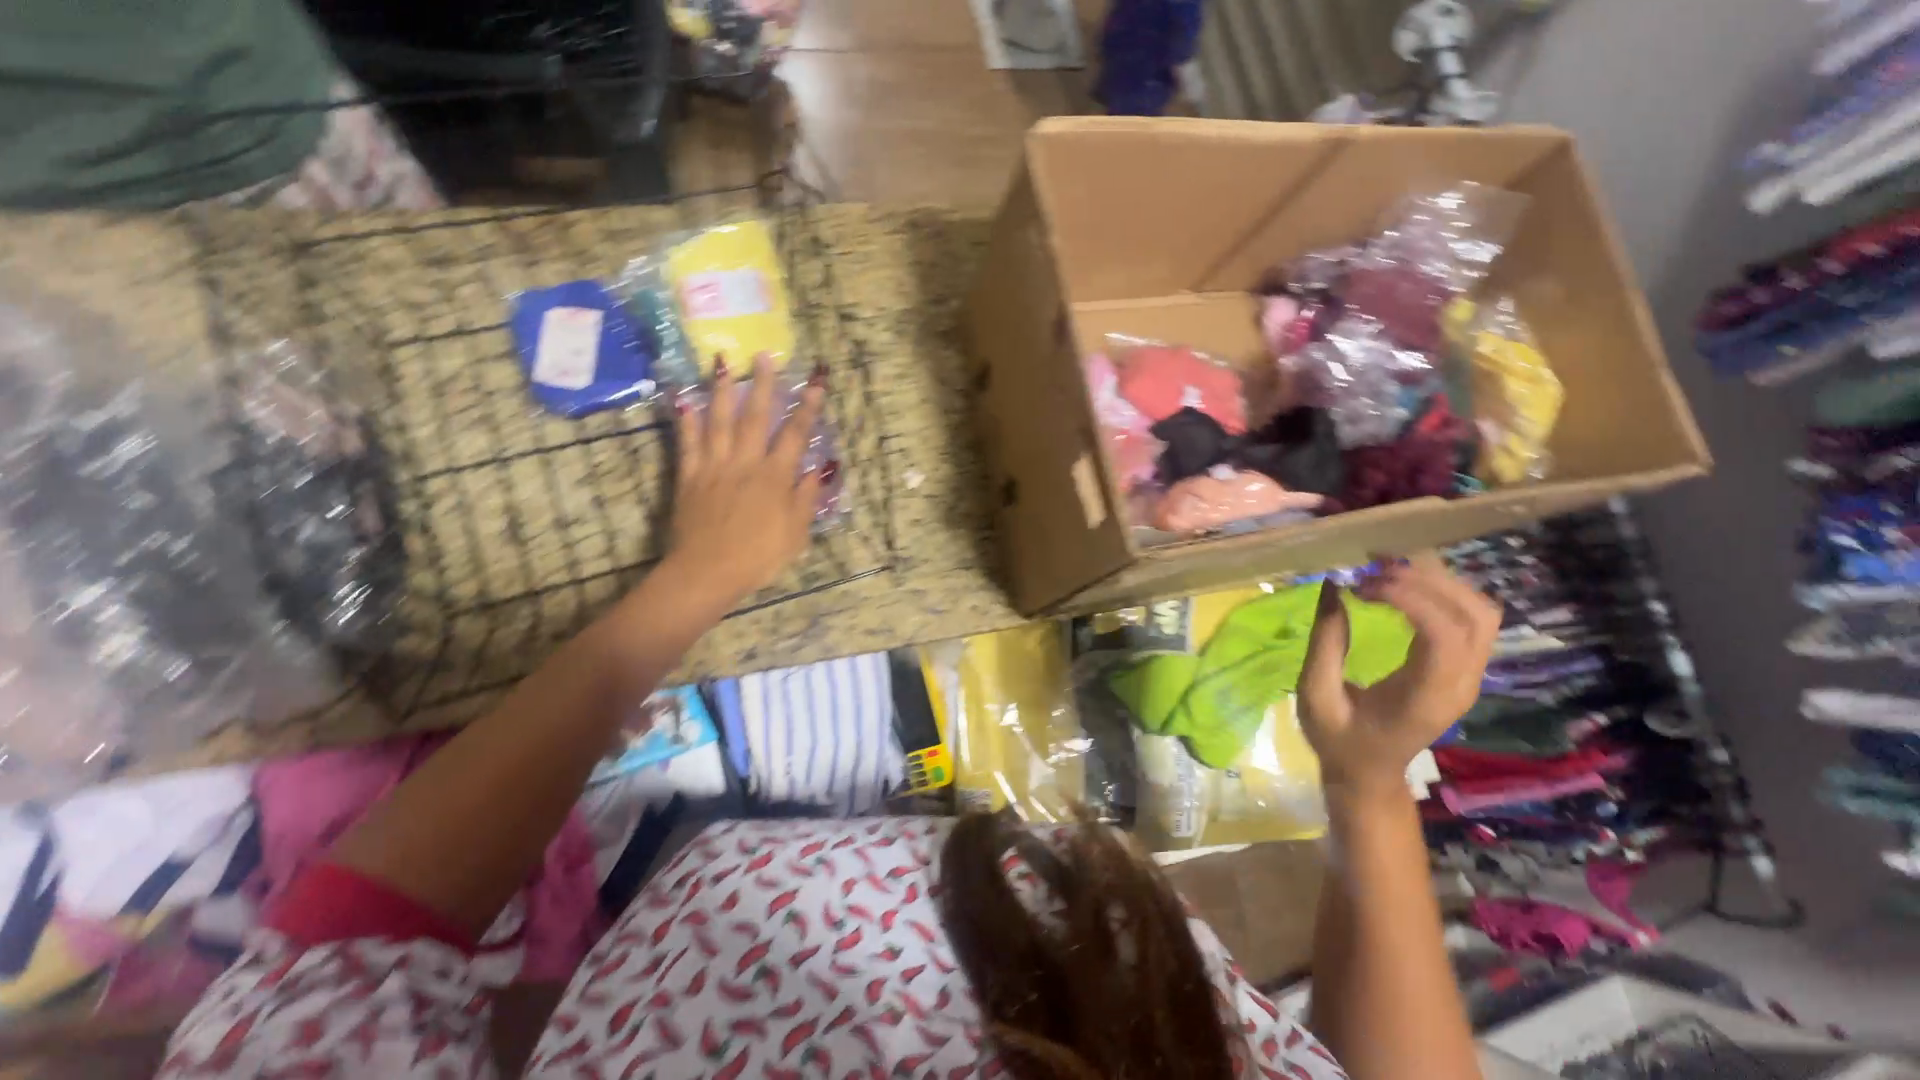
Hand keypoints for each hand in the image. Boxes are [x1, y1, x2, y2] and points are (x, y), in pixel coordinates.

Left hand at [666, 353, 825, 608]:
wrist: (708, 572)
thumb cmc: (758, 558)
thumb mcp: (795, 534)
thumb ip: (804, 499)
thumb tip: (815, 469)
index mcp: (775, 477)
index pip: (795, 435)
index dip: (807, 408)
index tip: (815, 382)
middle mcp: (746, 463)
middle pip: (755, 417)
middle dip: (763, 384)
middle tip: (765, 355)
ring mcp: (714, 467)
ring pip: (719, 421)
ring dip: (722, 390)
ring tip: (724, 363)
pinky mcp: (689, 477)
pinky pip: (688, 442)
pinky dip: (687, 420)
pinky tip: (686, 399)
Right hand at [1298, 553, 1498, 795]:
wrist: (1369, 775)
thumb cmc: (1339, 741)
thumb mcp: (1316, 697)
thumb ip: (1325, 645)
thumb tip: (1334, 587)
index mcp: (1427, 696)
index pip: (1445, 633)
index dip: (1411, 598)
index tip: (1363, 587)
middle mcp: (1461, 683)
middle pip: (1473, 614)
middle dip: (1426, 579)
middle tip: (1375, 567)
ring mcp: (1471, 675)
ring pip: (1481, 610)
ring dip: (1440, 581)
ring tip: (1391, 569)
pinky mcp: (1465, 667)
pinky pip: (1472, 618)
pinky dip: (1444, 591)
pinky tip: (1406, 585)